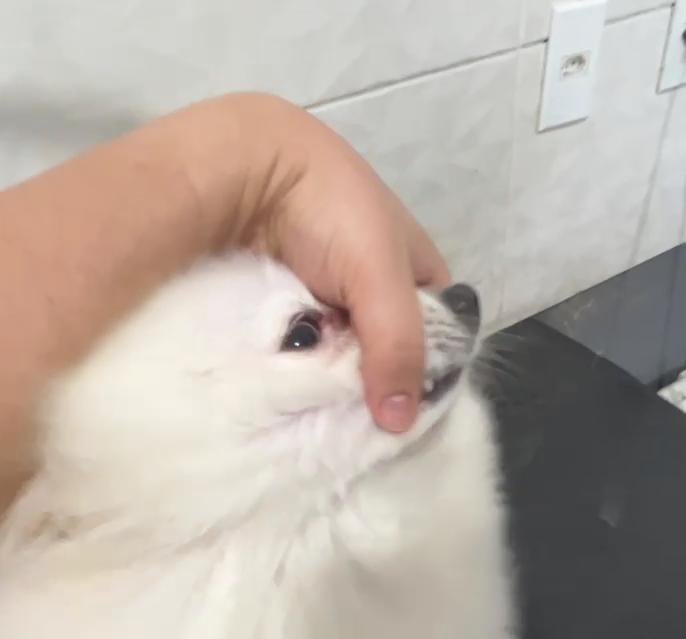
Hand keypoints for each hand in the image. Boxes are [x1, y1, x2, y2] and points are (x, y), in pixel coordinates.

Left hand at [192, 95, 450, 431]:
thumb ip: (398, 345)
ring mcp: (335, 306)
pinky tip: (299, 395)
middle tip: (362, 424)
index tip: (406, 417)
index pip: (441, 342)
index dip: (429, 378)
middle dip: (377, 387)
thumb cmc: (332, 209)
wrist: (245, 168)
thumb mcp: (381, 275)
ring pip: (348, 363)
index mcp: (420, 276)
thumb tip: (399, 423)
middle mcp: (380, 295)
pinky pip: (309, 357)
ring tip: (326, 415)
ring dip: (337, 384)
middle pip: (391, 359)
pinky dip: (305, 373)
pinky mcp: (294, 315)